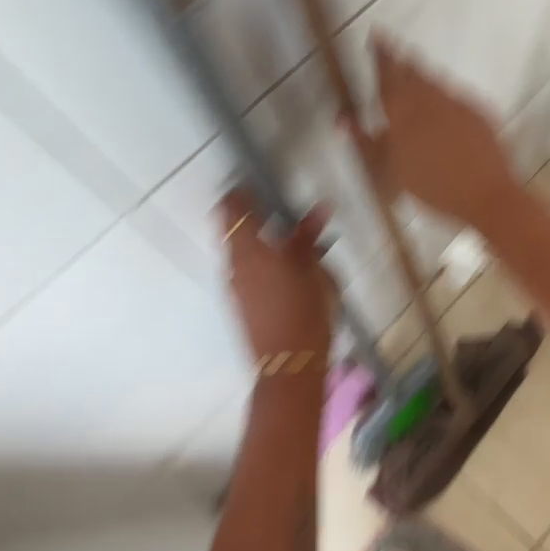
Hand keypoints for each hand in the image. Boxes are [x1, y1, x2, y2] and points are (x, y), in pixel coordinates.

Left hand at [217, 191, 332, 362]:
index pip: (232, 208)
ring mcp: (234, 287)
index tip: (259, 185)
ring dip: (259, 243)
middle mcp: (233, 264)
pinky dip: (261, 264)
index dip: (241, 193)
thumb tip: (317, 210)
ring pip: (240, 253)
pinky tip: (288, 274)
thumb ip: (308, 239)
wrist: (288, 366)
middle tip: (282, 214)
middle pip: (233, 230)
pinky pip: (247, 273)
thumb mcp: (314, 272)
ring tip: (293, 246)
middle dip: (254, 219)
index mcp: (248, 250)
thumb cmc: (305, 313)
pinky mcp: (241, 305)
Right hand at [353, 35, 521, 224]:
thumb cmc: (434, 190)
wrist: (488, 197)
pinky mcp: (480, 112)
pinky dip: (444, 92)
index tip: (375, 36)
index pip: (386, 74)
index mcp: (402, 112)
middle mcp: (430, 99)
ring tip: (413, 69)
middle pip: (412, 70)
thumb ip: (365, 142)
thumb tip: (342, 120)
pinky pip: (457, 94)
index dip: (379, 54)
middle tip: (391, 46)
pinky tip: (443, 103)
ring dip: (422, 72)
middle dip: (400, 57)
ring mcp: (458, 103)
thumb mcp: (390, 171)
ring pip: (435, 79)